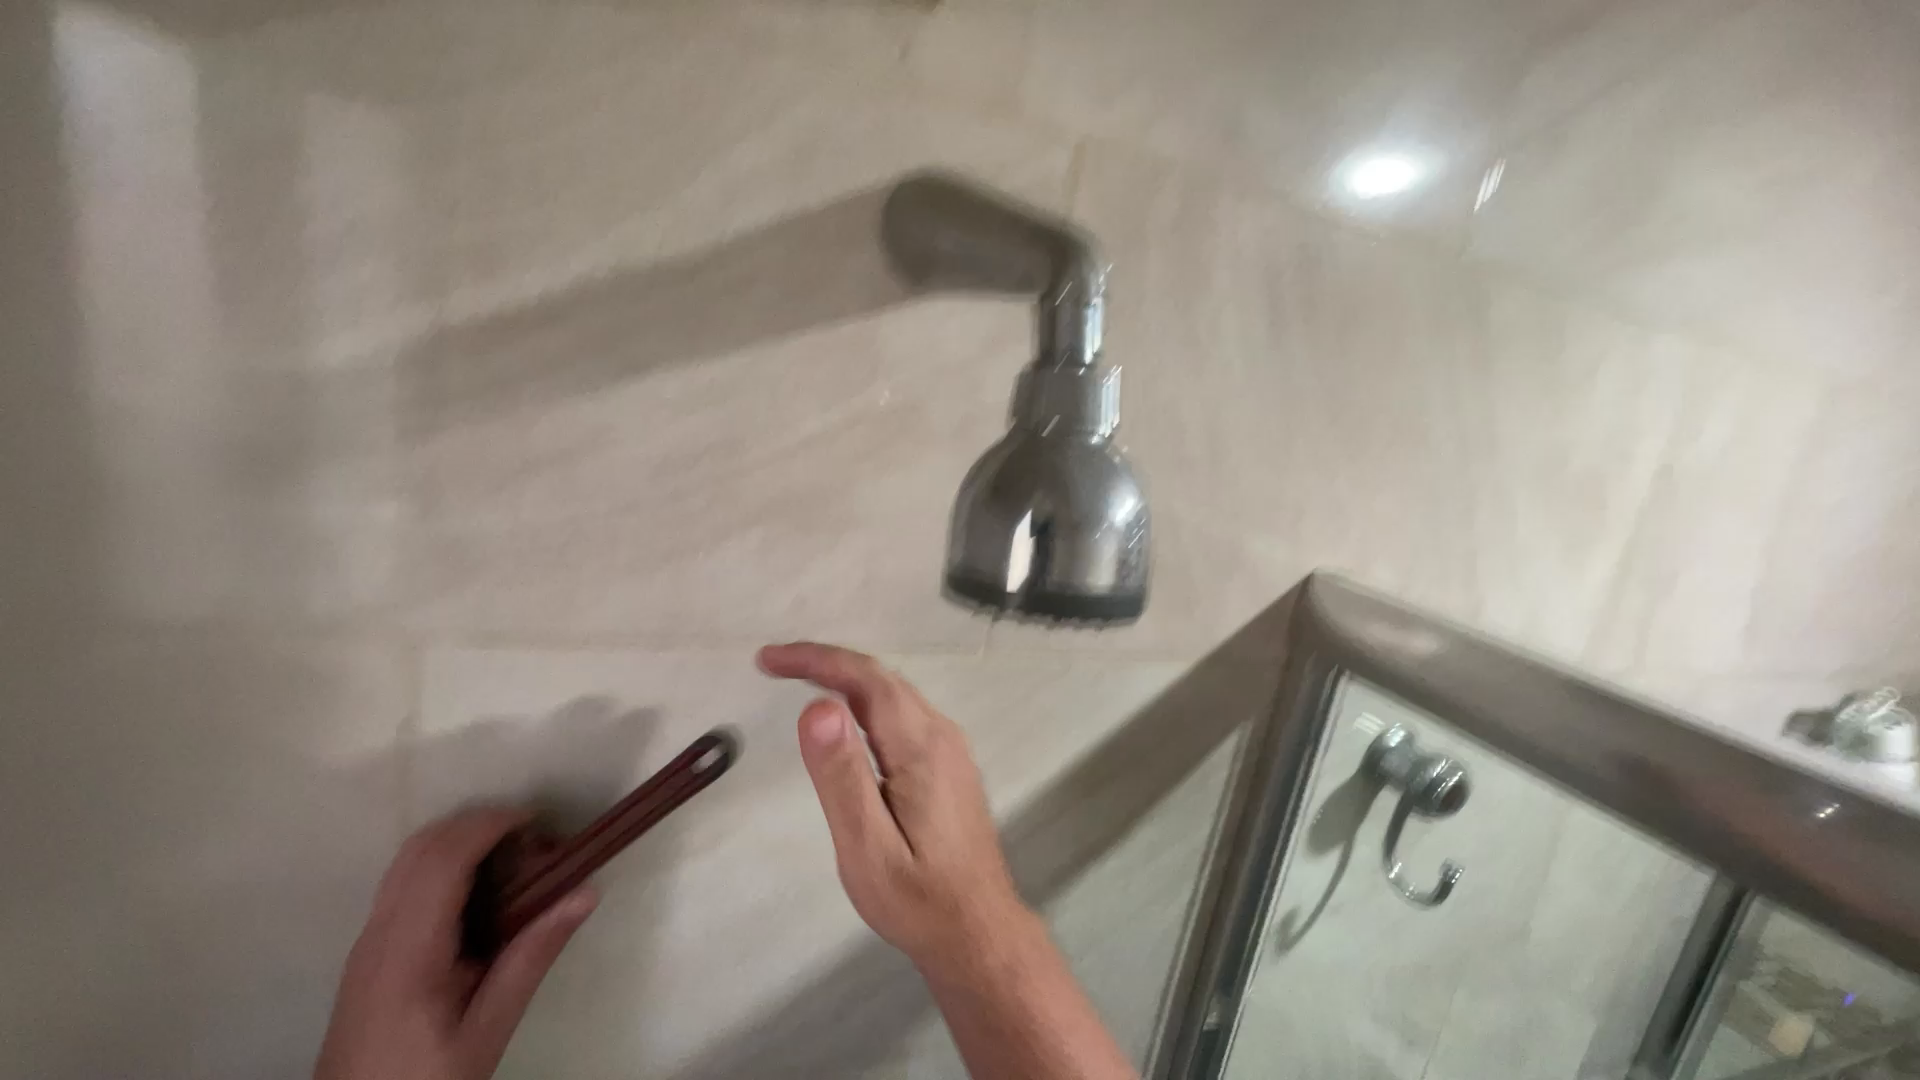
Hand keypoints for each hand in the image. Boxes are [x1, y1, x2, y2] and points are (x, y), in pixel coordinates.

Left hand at [314, 808, 597, 1079]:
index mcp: (408, 951)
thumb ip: (531, 958)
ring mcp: (368, 940)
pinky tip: (480, 889)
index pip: (442, 860)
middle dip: (477, 824)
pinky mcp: (370, 950)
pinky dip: (444, 862)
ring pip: (408, 859)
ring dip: (460, 839)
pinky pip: (405, 880)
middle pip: (421, 846)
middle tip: (531, 839)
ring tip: (511, 858)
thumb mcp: (488, 1029)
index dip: (489, 825)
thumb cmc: (426, 1078)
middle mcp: (379, 933)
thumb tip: (585, 893)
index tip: (538, 823)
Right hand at [757, 642, 1036, 975]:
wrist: (978, 931)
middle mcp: (941, 734)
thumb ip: (842, 776)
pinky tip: (845, 715)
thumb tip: (816, 706)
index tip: (768, 659)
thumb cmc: (917, 899)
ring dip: (846, 677)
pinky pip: (903, 713)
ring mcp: (950, 748)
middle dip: (826, 662)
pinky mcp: (949, 764)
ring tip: (799, 678)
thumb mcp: (867, 847)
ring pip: (894, 694)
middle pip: (881, 679)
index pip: (865, 680)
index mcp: (920, 747)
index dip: (816, 660)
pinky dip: (866, 699)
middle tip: (773, 664)